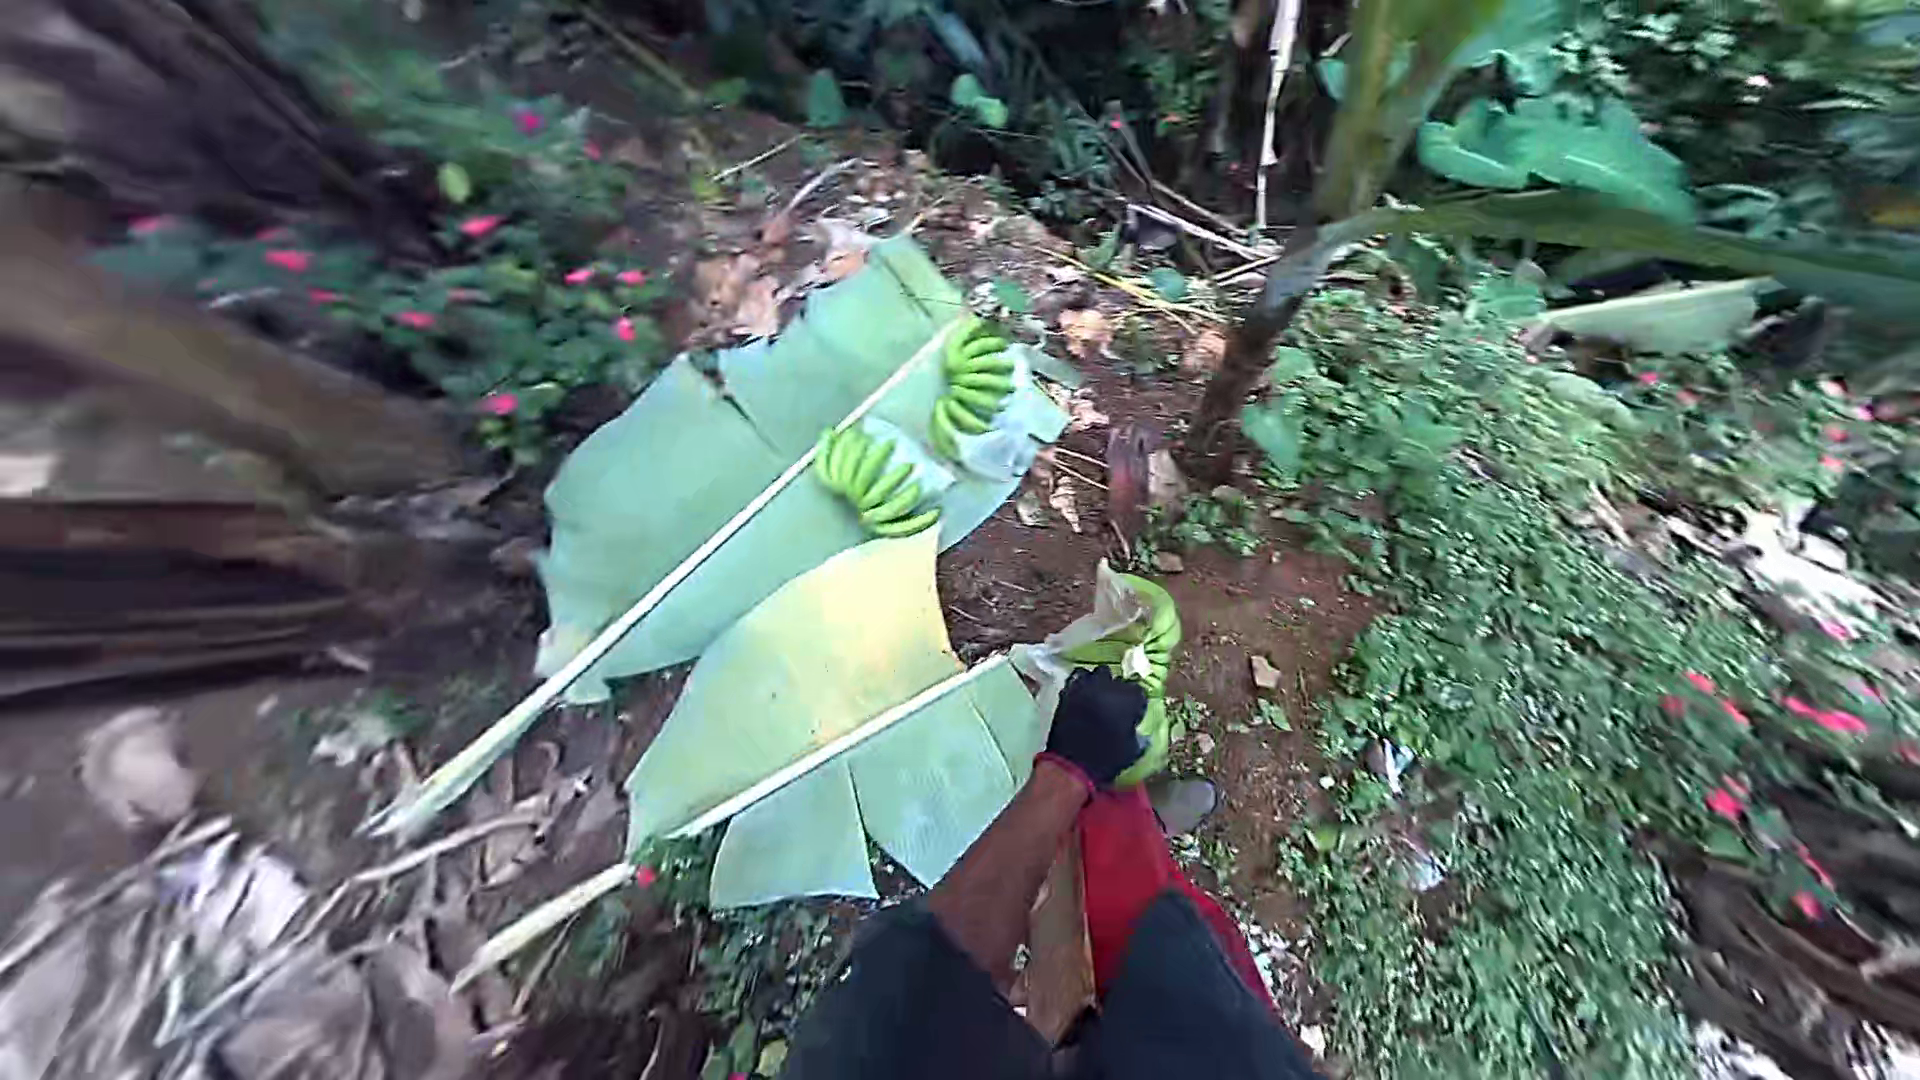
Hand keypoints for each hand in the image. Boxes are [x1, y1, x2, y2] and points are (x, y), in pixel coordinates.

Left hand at [1041, 667, 1147, 790]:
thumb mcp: (1131, 750)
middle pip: (1117, 679)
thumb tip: (1139, 731)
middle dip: (1117, 689)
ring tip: (1098, 694)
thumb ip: (1138, 735)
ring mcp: (1085, 686)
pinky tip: (1081, 694)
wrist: (1071, 764)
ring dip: (1099, 682)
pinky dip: (1081, 683)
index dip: (1136, 700)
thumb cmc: (1105, 760)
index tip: (1133, 710)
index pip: (1137, 689)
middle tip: (1115, 703)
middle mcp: (1107, 687)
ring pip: (1096, 673)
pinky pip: (1076, 679)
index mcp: (1127, 699)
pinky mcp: (1067, 690)